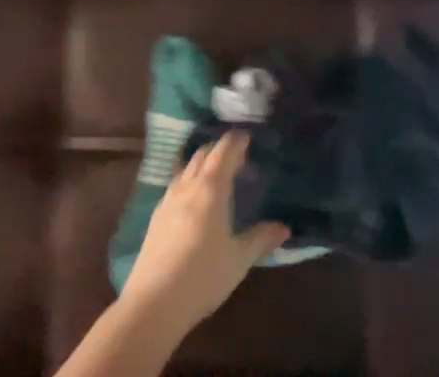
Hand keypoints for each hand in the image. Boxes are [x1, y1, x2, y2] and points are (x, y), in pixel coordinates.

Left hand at [119, 131, 290, 336]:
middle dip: (218, 149)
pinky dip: (188, 180)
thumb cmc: (203, 276)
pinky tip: (191, 197)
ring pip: (185, 169)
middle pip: (202, 156)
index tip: (246, 136)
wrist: (154, 302)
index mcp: (210, 190)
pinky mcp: (155, 217)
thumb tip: (284, 227)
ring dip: (200, 163)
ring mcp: (167, 201)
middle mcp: (187, 188)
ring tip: (214, 171)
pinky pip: (175, 185)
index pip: (223, 154)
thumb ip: (260, 239)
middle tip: (235, 153)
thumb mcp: (239, 259)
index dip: (235, 142)